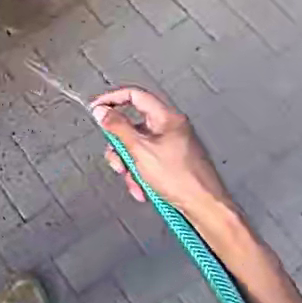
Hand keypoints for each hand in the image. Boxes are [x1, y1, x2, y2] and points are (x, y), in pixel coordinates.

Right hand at [90, 86, 235, 221]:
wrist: (204, 206)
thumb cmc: (181, 179)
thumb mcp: (140, 150)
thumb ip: (118, 128)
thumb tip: (102, 111)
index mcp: (166, 118)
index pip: (134, 96)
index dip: (112, 99)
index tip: (97, 109)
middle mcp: (170, 127)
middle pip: (133, 126)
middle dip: (121, 147)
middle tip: (118, 161)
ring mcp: (172, 145)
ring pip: (137, 147)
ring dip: (130, 166)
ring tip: (135, 181)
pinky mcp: (172, 161)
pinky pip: (147, 161)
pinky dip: (140, 174)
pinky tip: (143, 189)